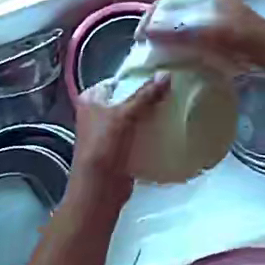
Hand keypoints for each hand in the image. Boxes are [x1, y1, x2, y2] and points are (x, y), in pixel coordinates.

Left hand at [64, 73, 170, 217]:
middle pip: (126, 99)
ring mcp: (107, 133)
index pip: (117, 81)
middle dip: (146, 97)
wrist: (99, 189)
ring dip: (149, 116)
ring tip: (173, 106)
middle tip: (171, 91)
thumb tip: (166, 74)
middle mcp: (96, 113)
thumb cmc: (104, 146)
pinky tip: (167, 128)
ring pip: (133, 118)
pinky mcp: (119, 150)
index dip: (137, 78)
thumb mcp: (125, 115)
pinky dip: (149, 132)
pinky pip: (137, 135)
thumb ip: (145, 95)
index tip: (160, 76)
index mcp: (90, 99)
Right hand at [140, 0, 264, 71]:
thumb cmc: (240, 38)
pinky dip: (179, 44)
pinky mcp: (216, 33)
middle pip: (173, 11)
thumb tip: (147, 31)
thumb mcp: (207, 33)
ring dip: (167, 36)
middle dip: (158, 26)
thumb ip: (177, 31)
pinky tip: (174, 55)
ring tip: (155, 51)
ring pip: (180, 24)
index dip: (152, 16)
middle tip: (145, 44)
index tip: (141, 34)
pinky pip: (190, 36)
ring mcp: (211, 16)